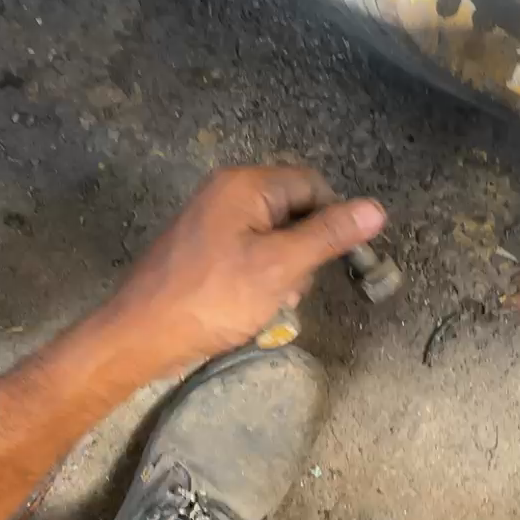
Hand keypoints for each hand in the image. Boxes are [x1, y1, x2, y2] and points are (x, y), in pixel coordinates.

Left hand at [109, 165, 386, 367]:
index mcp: (246, 185)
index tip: (335, 260)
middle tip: (294, 286)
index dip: (332, 219)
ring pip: (274, 235)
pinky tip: (253, 303)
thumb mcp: (281, 266)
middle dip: (305, 249)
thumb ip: (329, 235)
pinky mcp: (204, 246)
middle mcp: (227, 192)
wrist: (142, 334)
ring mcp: (212, 219)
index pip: (312, 184)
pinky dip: (261, 275)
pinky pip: (250, 251)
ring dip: (285, 268)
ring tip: (271, 300)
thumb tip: (377, 208)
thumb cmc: (214, 297)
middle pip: (293, 209)